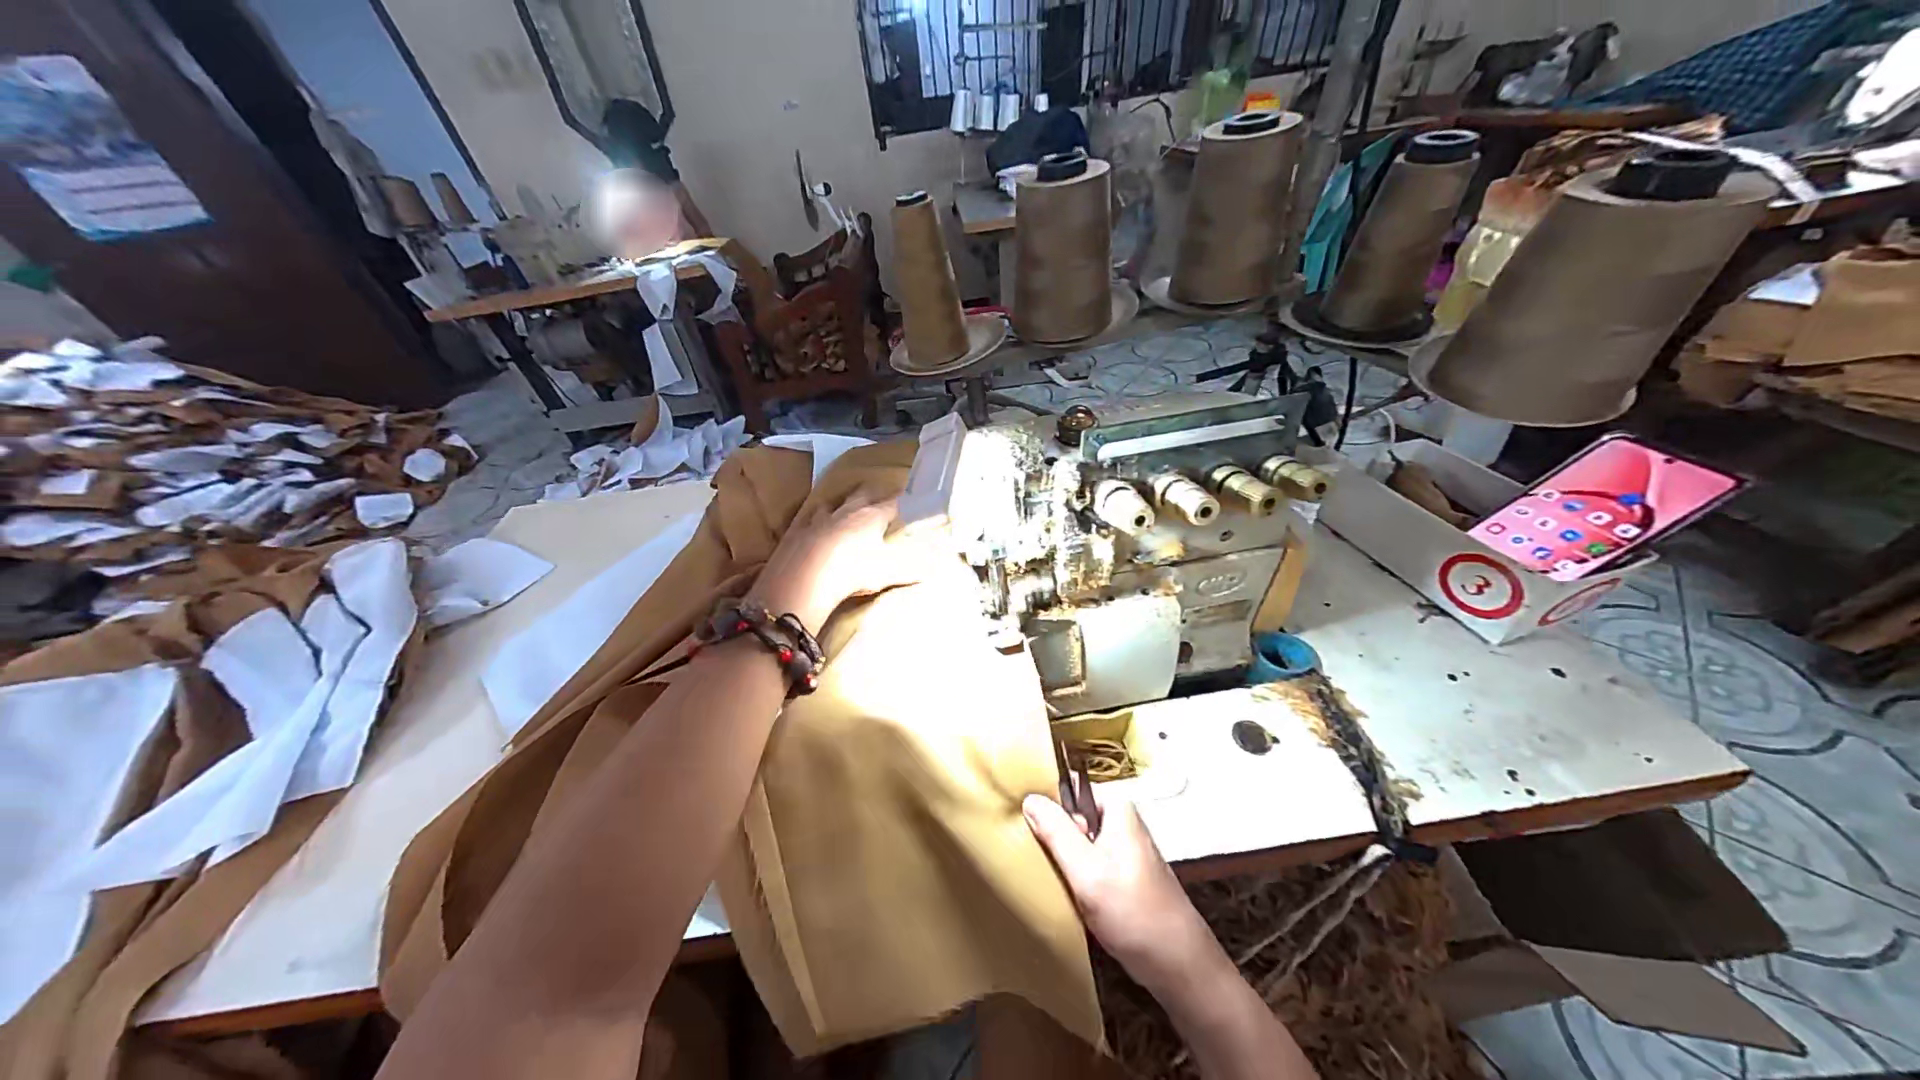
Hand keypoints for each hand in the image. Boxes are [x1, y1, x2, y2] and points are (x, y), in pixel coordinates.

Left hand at [746, 495, 943, 632]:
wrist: (802, 578)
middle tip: (879, 497)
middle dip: (872, 494)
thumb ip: (915, 566)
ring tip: (845, 508)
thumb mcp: (889, 571)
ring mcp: (818, 519)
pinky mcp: (796, 533)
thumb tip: (940, 562)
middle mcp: (846, 510)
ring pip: (832, 503)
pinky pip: (808, 521)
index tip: (912, 499)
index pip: (894, 501)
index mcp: (872, 515)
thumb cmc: (852, 570)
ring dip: (841, 504)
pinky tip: (814, 527)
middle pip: (862, 494)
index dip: (904, 500)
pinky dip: (815, 522)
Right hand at [1024, 787, 1227, 995]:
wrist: (1178, 965)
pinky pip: (1089, 863)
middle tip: (1041, 862)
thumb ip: (1057, 832)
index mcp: (1117, 808)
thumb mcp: (1086, 871)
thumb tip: (1030, 797)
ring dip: (1064, 859)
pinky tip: (1069, 894)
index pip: (1069, 790)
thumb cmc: (1133, 914)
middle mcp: (1122, 822)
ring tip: (1052, 879)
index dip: (1048, 809)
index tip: (1031, 834)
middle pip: (1073, 816)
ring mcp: (1124, 849)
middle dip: (1054, 836)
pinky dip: (1076, 875)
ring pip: (1079, 842)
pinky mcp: (1123, 874)